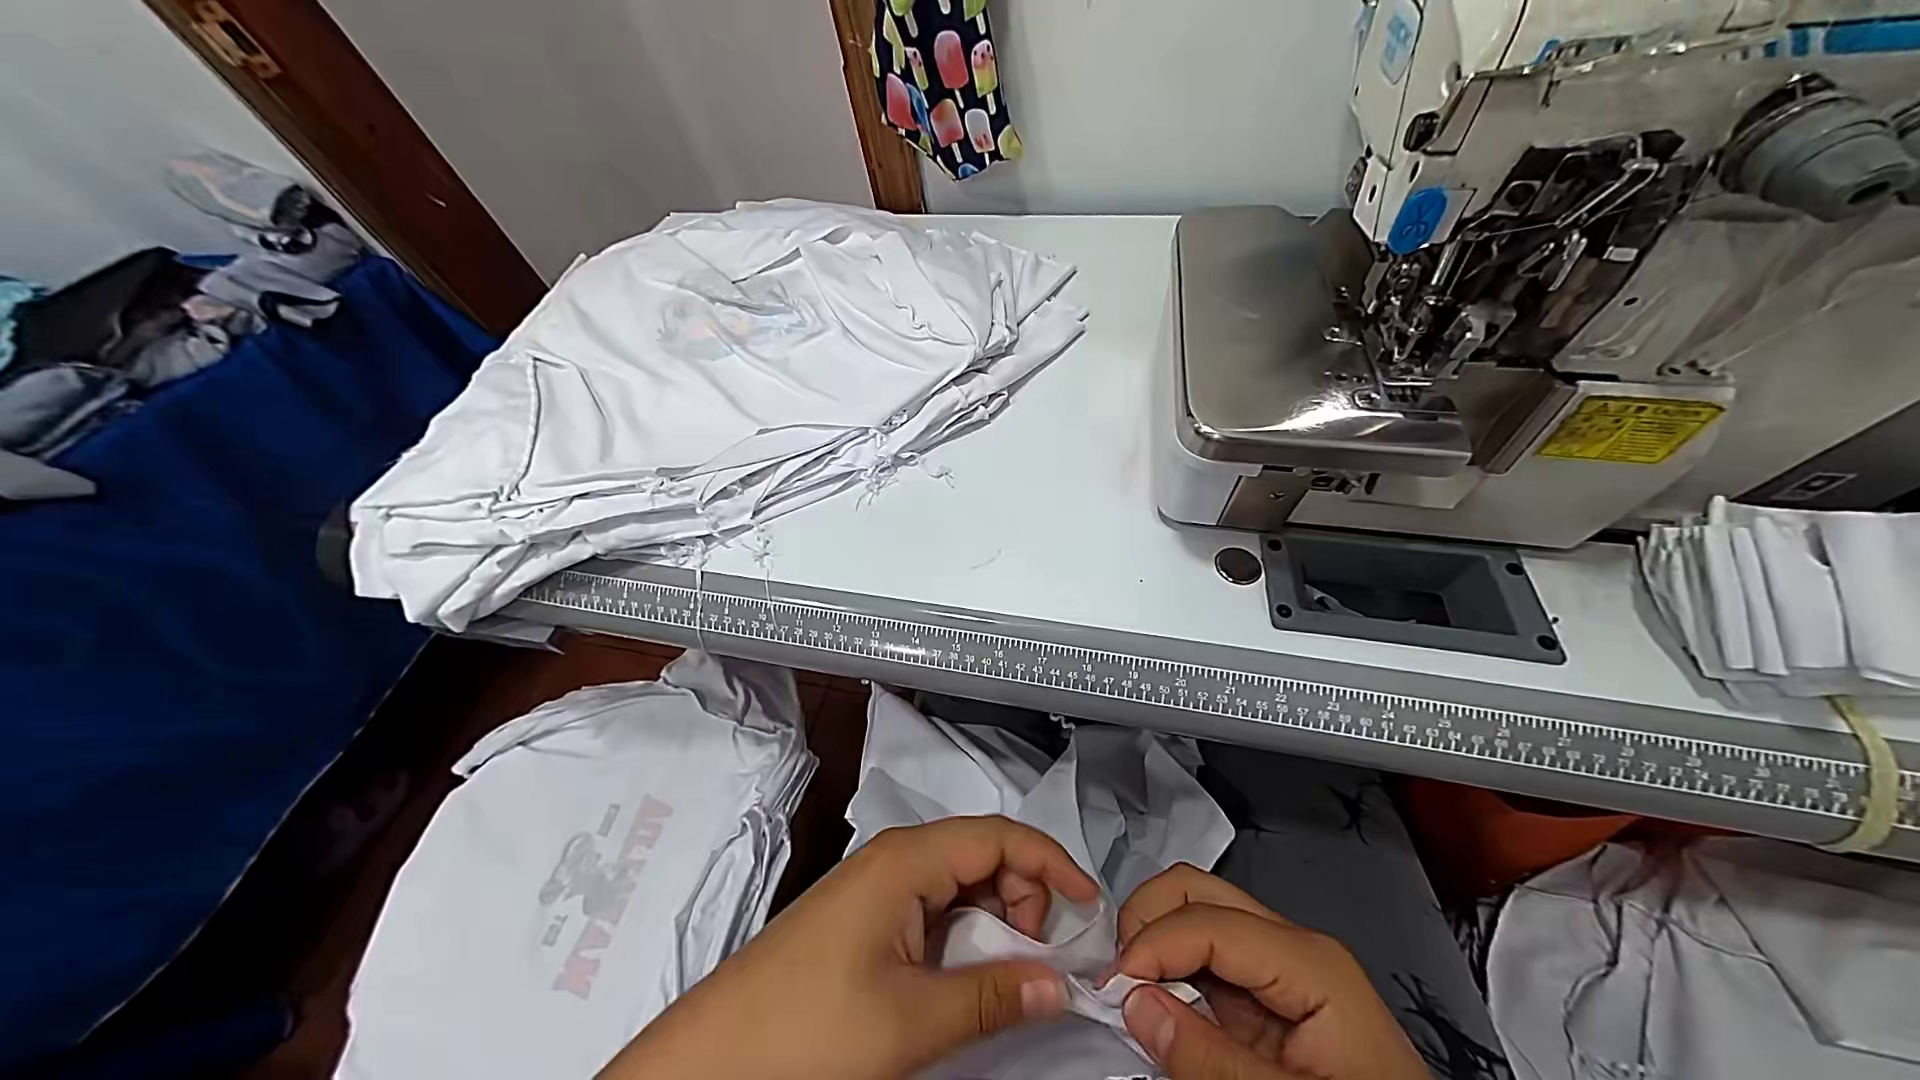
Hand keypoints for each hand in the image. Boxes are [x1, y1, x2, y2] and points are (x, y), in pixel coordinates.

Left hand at [599, 816, 1100, 1079]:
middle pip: (982, 854)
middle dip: (1026, 895)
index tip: (1090, 904)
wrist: (713, 1061)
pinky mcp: (868, 919)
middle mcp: (893, 861)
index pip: (999, 835)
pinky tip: (971, 976)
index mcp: (905, 860)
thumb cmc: (805, 1029)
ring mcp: (878, 889)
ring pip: (961, 885)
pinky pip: (935, 910)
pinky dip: (966, 936)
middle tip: (1045, 956)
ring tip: (1012, 973)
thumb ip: (992, 995)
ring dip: (998, 920)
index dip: (1051, 862)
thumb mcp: (911, 1019)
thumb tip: (1057, 984)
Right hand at [1115, 864, 1427, 1079]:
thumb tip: (1137, 1004)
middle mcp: (1292, 947)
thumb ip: (1213, 1061)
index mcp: (1311, 963)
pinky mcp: (1264, 991)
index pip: (1207, 919)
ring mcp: (1277, 964)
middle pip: (1197, 890)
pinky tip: (1155, 999)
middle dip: (1145, 919)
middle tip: (1115, 974)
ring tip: (1129, 989)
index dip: (1152, 944)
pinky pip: (1200, 955)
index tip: (1114, 986)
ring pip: (1192, 913)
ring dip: (1150, 939)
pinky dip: (1165, 966)